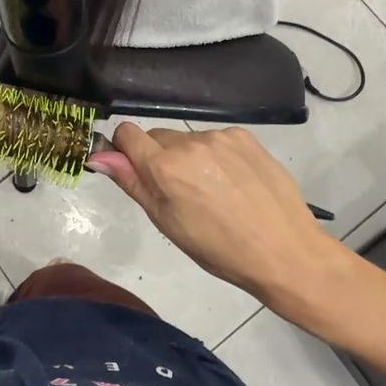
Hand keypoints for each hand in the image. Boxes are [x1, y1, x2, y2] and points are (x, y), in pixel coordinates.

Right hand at [91, 124, 353, 313]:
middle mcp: (189, 143)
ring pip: (187, 139)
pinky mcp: (245, 137)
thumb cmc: (219, 249)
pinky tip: (233, 182)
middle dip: (159, 157)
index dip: (125, 150)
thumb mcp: (167, 222)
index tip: (137, 171)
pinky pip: (216, 139)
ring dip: (189, 157)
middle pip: (157, 137)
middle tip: (180, 192)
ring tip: (213, 191)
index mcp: (164, 166)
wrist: (287, 252)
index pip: (126, 133)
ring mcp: (220, 137)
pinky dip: (216, 155)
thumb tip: (98, 156)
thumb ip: (132, 183)